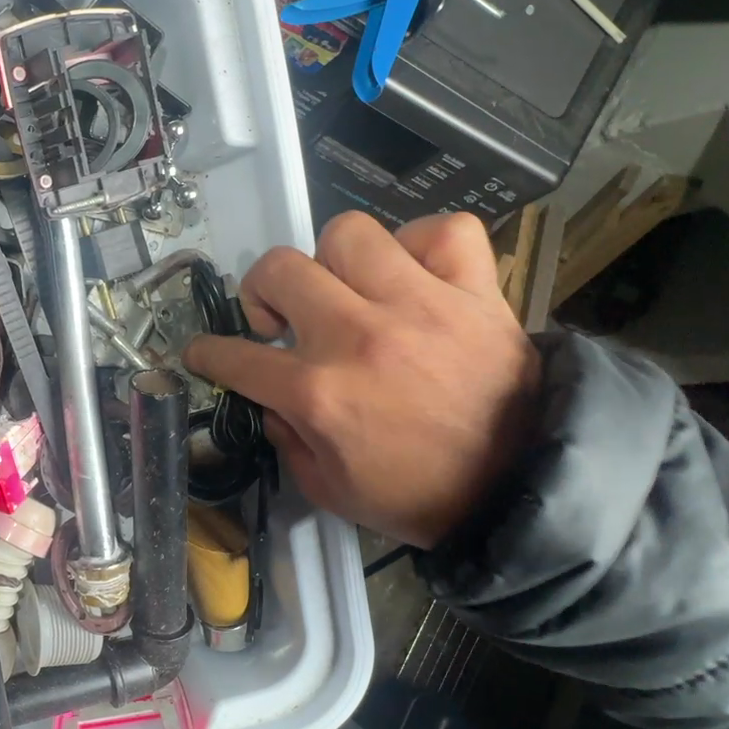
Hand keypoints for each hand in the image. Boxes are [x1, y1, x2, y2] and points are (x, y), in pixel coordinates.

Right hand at [184, 212, 541, 547]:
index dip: (207, 352)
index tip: (205, 351)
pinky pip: (443, 232)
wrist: (524, 490)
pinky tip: (412, 275)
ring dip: (333, 263)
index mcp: (317, 392)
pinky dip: (422, 244)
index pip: (234, 356)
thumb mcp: (326, 487)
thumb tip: (272, 398)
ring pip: (349, 234)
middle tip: (282, 322)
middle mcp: (357, 336)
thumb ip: (286, 437)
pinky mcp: (475, 292)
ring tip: (347, 292)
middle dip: (262, 293)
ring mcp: (419, 304)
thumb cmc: (418, 497)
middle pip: (280, 269)